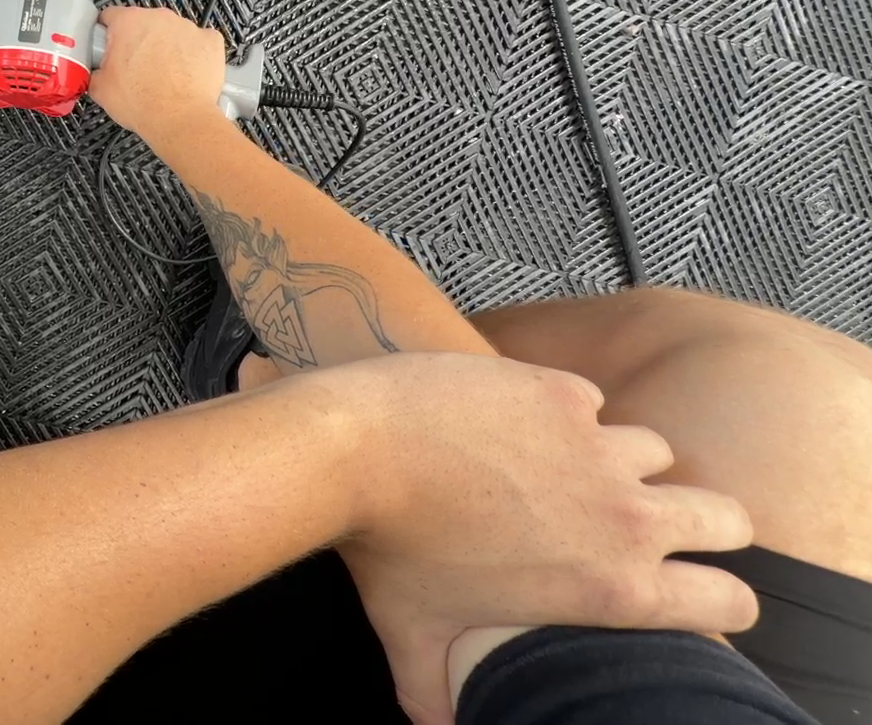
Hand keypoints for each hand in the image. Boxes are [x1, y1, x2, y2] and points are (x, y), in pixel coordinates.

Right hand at [87, 6, 229, 145]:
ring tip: (159, 75)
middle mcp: (159, 19)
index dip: (106, 33)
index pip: (110, 15)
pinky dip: (190, 53)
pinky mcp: (210, 41)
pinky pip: (197, 41)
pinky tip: (183, 72)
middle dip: (137, 42)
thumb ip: (95, 69)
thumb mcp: (99, 88)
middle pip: (142, 23)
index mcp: (129, 23)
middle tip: (132, 69)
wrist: (179, 119)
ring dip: (163, 47)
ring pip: (169, 32)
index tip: (108, 46)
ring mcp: (187, 28)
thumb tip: (98, 70)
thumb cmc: (143, 103)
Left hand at [303, 353, 757, 724]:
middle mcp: (623, 513)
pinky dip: (558, 405)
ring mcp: (592, 442)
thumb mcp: (409, 629)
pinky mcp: (552, 387)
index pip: (731, 602)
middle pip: (723, 516)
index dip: (710, 594)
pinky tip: (511, 413)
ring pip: (651, 449)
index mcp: (613, 585)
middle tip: (627, 511)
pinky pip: (586, 397)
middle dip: (691, 518)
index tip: (674, 581)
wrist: (346, 448)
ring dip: (615, 455)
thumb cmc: (378, 542)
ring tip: (558, 458)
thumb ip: (433, 691)